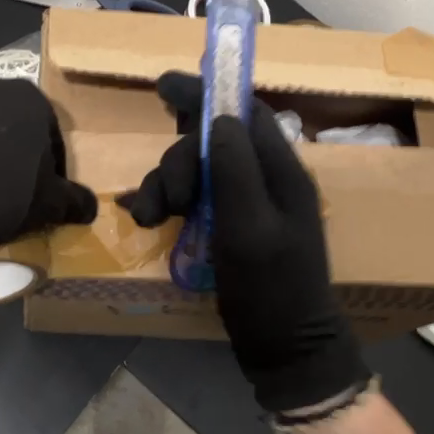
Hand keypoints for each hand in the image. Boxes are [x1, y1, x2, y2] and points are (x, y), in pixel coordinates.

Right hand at [118, 73, 369, 412]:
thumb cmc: (271, 290)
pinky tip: (148, 221)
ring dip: (166, 185)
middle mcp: (265, 178)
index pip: (243, 111)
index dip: (205, 92)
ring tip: (149, 217)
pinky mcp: (229, 226)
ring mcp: (246, 203)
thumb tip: (220, 116)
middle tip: (165, 200)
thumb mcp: (251, 228)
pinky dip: (166, 204)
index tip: (163, 86)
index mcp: (281, 170)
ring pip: (196, 170)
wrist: (285, 348)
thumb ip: (237, 169)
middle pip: (212, 141)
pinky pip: (192, 198)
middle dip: (179, 161)